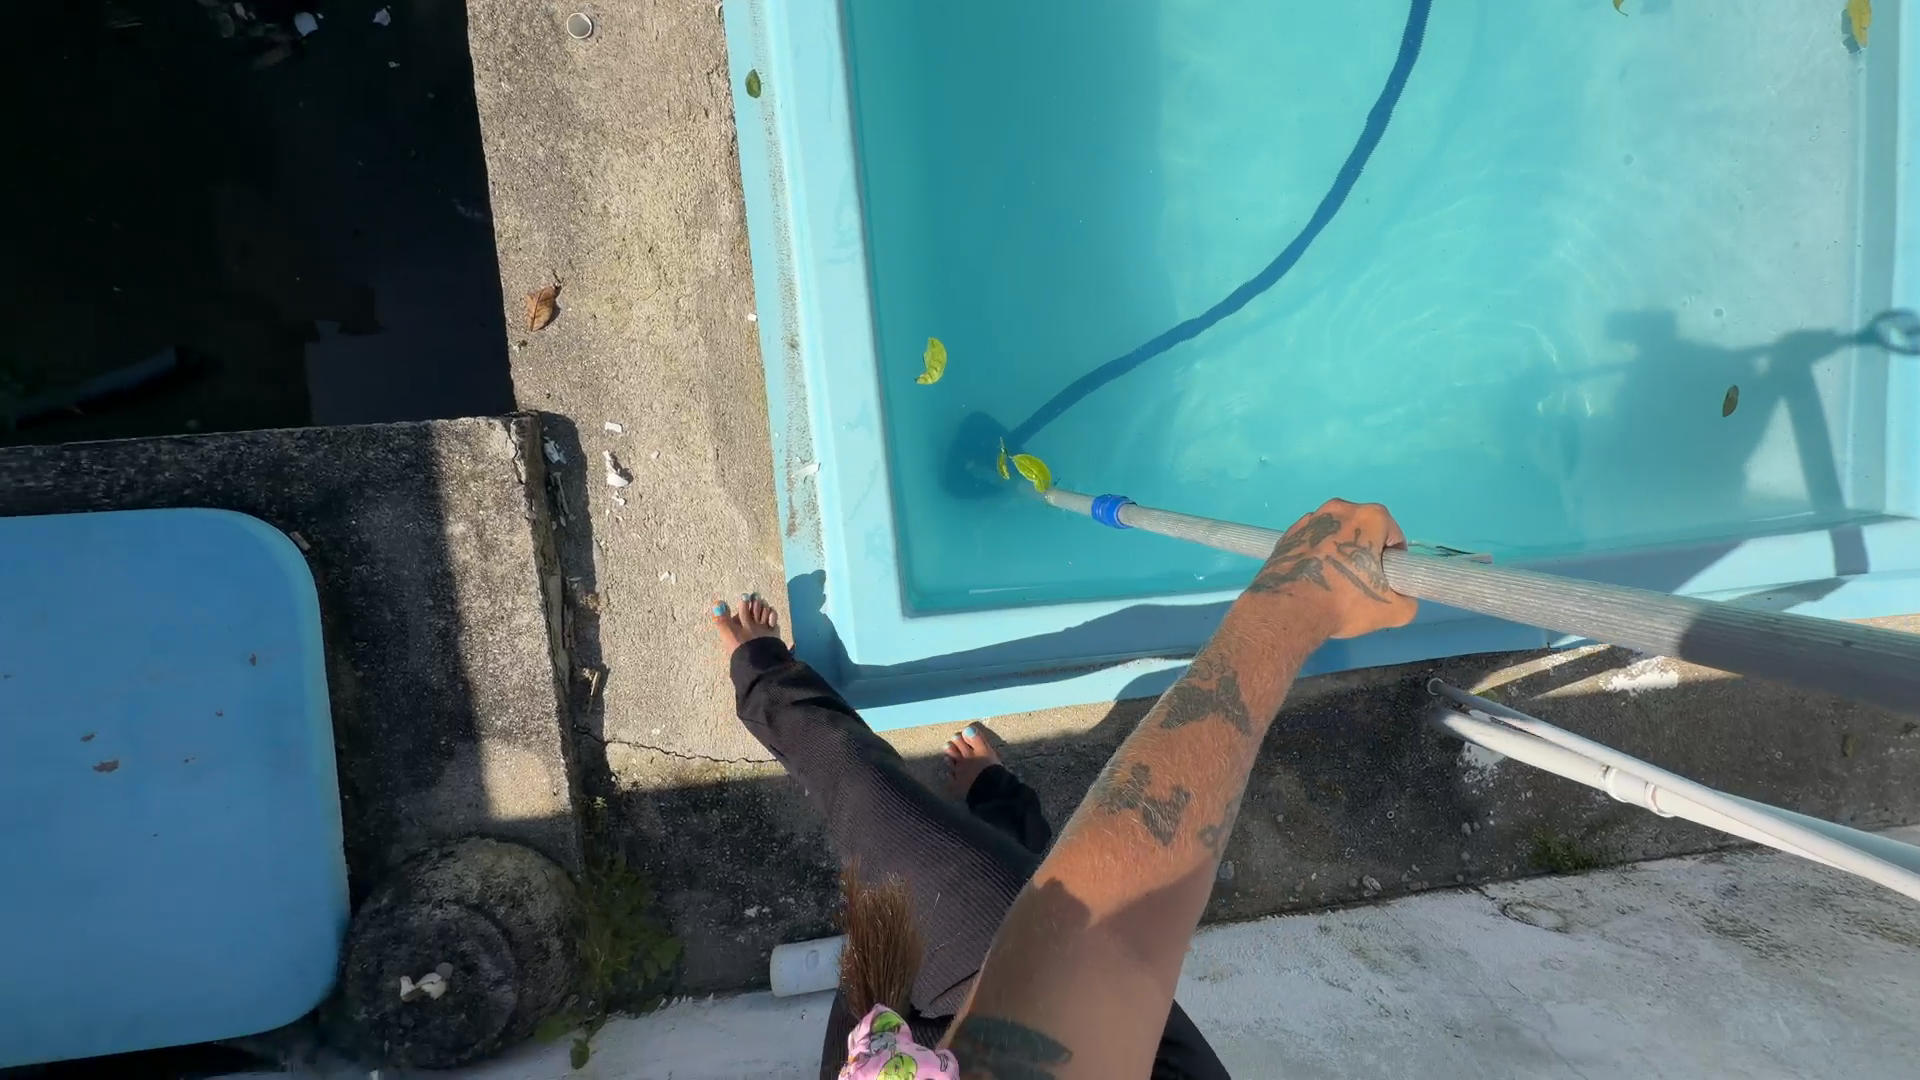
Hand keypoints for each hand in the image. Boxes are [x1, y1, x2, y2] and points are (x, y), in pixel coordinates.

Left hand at [1244, 499, 1416, 638]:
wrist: (1286, 609)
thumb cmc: (1345, 603)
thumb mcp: (1396, 610)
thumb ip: (1408, 597)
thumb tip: (1399, 595)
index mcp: (1368, 517)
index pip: (1392, 534)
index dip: (1393, 558)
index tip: (1385, 577)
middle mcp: (1337, 509)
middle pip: (1362, 530)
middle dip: (1365, 550)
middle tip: (1361, 579)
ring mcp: (1307, 520)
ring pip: (1334, 535)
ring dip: (1338, 551)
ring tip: (1334, 580)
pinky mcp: (1285, 534)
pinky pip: (1311, 542)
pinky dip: (1315, 554)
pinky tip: (1313, 577)